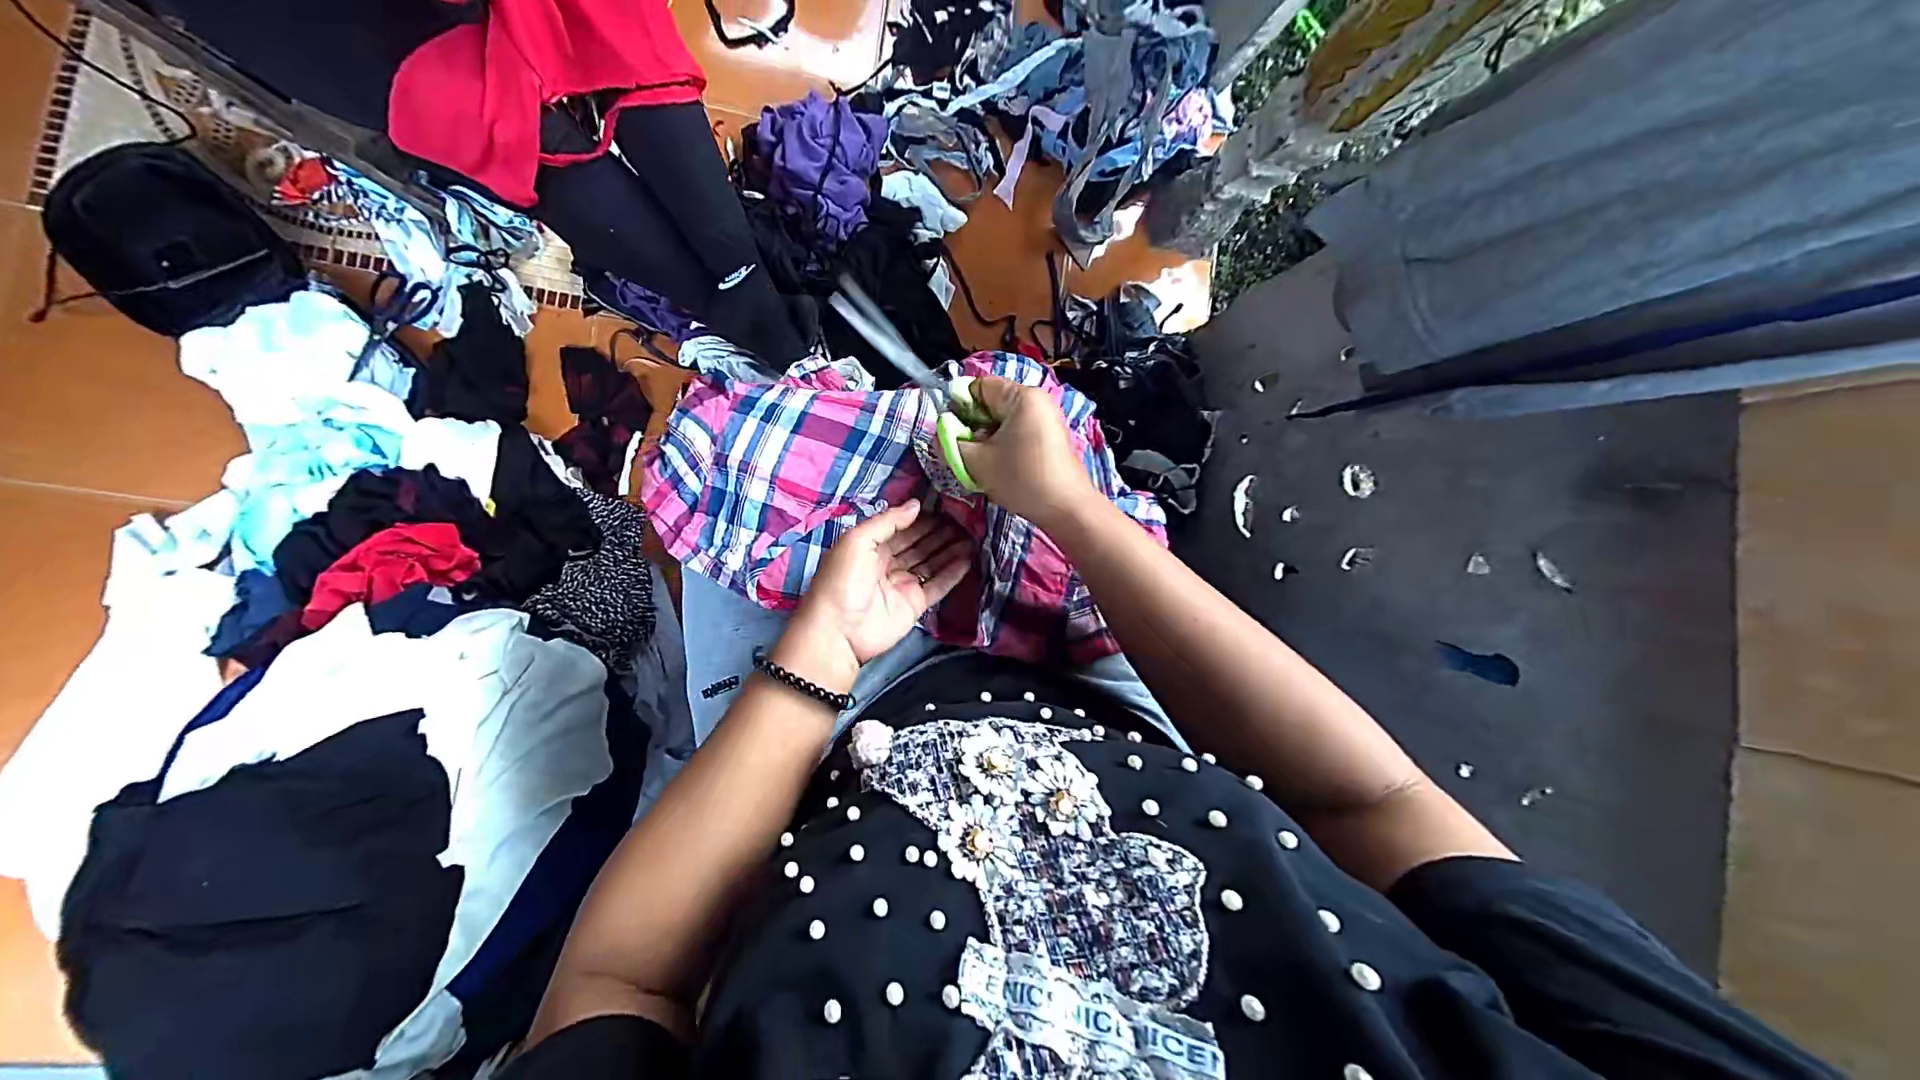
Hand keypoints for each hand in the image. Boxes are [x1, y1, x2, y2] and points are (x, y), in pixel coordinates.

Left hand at [777, 501, 971, 686]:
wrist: (839, 631)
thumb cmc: (842, 580)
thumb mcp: (857, 540)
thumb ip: (887, 520)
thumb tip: (916, 505)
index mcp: (869, 548)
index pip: (899, 528)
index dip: (920, 518)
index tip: (944, 506)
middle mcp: (887, 564)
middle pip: (918, 545)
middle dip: (939, 532)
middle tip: (964, 519)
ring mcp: (902, 585)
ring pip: (931, 563)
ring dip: (949, 550)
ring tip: (972, 536)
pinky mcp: (915, 604)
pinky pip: (938, 586)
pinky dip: (953, 573)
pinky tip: (968, 559)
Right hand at [953, 376, 1098, 528]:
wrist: (1067, 509)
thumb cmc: (1022, 479)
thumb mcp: (977, 462)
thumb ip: (950, 443)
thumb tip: (942, 435)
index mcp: (1021, 396)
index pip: (978, 386)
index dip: (958, 406)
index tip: (952, 432)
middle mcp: (1037, 400)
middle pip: (992, 403)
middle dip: (973, 426)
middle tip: (965, 452)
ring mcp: (1048, 419)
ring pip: (1004, 421)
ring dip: (988, 439)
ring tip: (983, 463)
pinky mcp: (1052, 438)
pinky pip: (1019, 432)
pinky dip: (1005, 446)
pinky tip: (1002, 467)